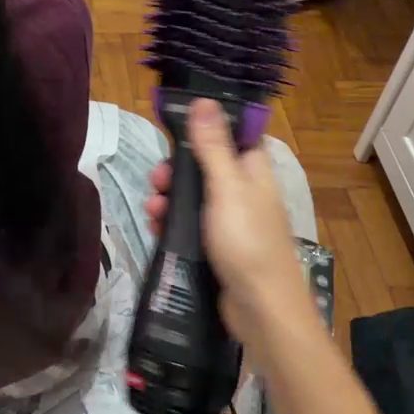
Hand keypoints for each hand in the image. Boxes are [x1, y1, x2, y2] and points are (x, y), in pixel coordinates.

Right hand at [145, 99, 312, 345]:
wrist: (263, 313)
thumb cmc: (248, 242)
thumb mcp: (226, 188)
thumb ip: (213, 146)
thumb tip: (204, 100)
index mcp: (253, 171)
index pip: (232, 134)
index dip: (205, 126)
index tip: (174, 125)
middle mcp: (243, 190)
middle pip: (204, 164)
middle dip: (175, 168)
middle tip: (157, 179)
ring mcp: (230, 219)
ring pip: (192, 194)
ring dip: (168, 197)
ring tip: (151, 210)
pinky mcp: (217, 245)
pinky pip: (189, 223)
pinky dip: (171, 222)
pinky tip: (155, 228)